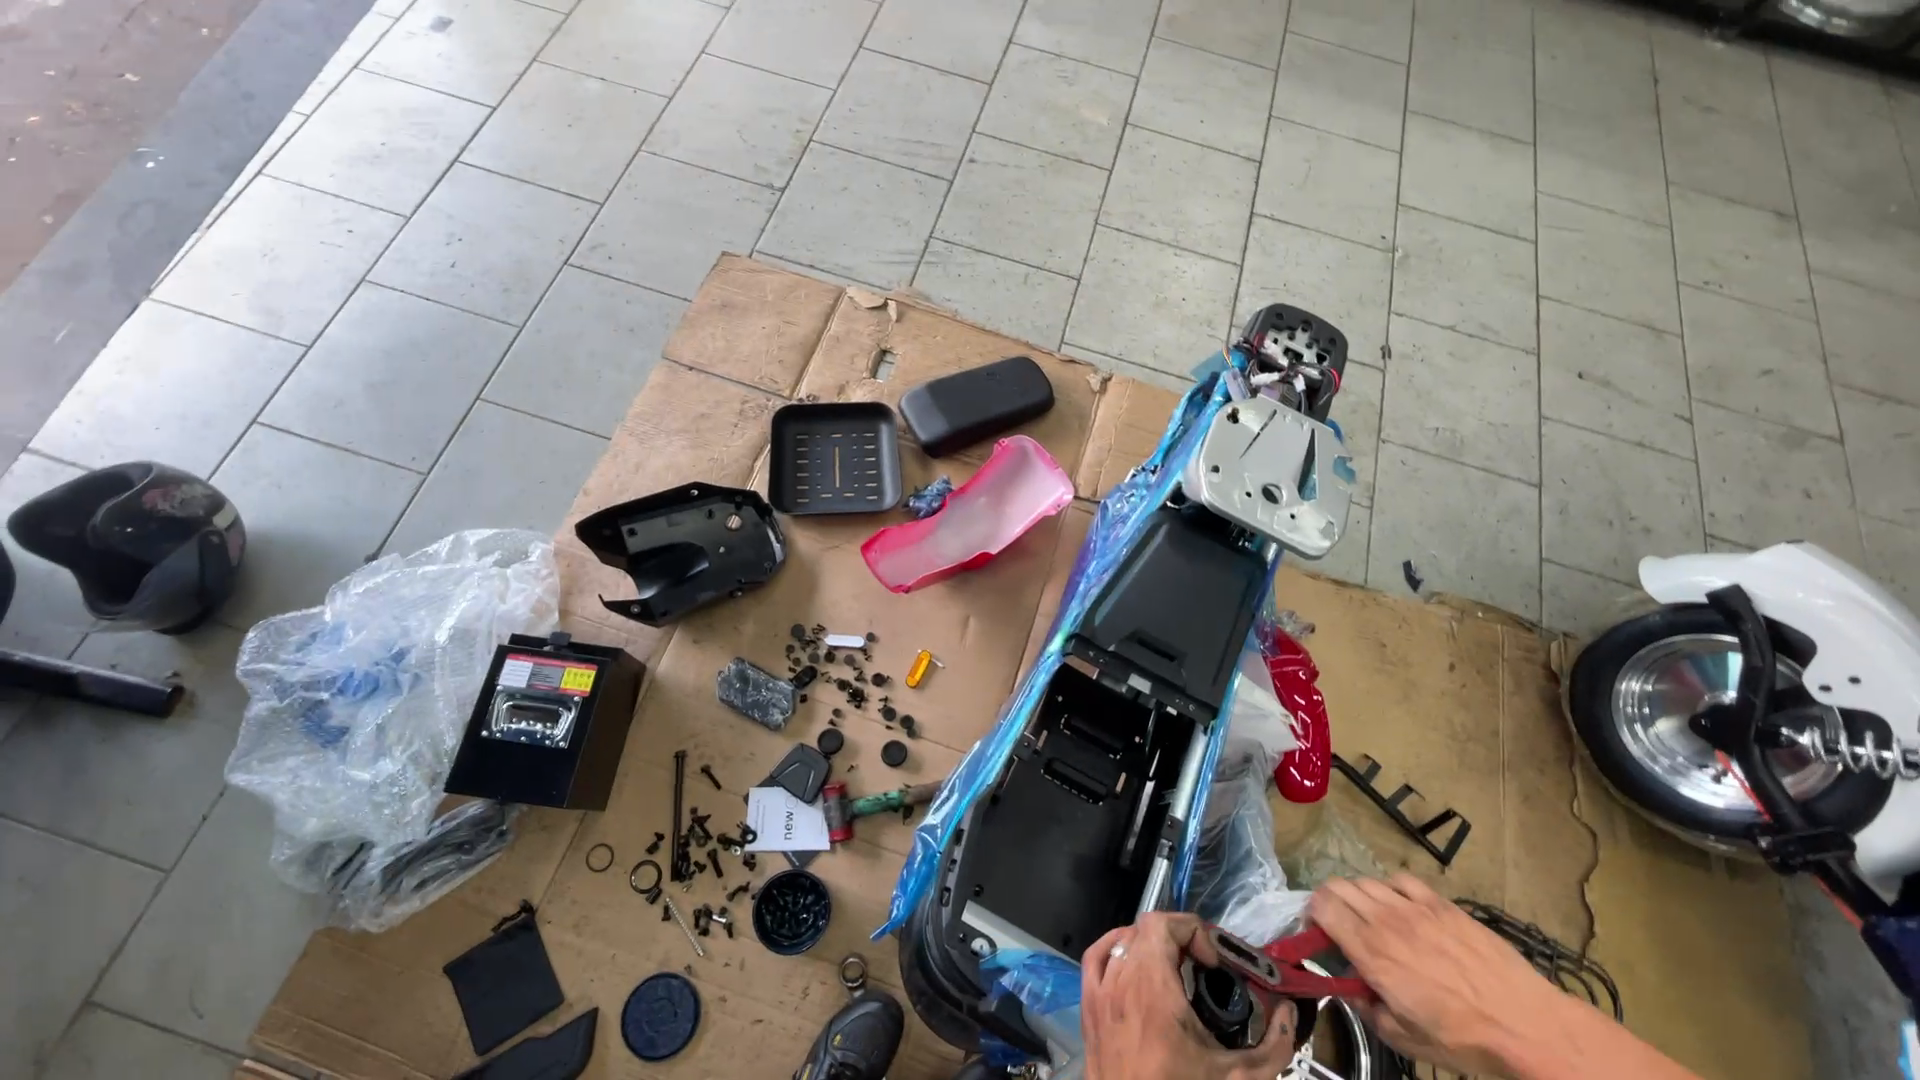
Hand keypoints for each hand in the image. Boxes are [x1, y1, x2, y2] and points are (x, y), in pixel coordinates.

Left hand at [1080, 912, 1298, 1079]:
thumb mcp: (1240, 1079)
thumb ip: (1275, 1046)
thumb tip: (1287, 1012)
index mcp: (1152, 989)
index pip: (1161, 924)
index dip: (1192, 930)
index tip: (1213, 962)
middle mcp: (1121, 982)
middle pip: (1145, 929)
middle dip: (1178, 938)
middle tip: (1203, 967)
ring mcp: (1099, 993)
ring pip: (1122, 941)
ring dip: (1151, 946)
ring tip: (1175, 971)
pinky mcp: (1087, 1007)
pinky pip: (1096, 958)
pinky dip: (1115, 949)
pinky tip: (1134, 964)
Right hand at [1310, 874, 1571, 1074]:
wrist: (1525, 1024)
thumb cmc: (1463, 1037)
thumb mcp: (1402, 1037)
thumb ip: (1365, 1007)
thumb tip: (1350, 988)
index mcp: (1372, 952)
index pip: (1321, 906)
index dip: (1310, 916)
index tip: (1317, 936)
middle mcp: (1387, 920)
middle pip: (1337, 886)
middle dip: (1328, 903)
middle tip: (1338, 927)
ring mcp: (1416, 907)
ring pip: (1366, 881)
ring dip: (1357, 897)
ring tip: (1369, 920)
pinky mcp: (1443, 903)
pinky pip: (1401, 880)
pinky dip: (1390, 889)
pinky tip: (1400, 908)